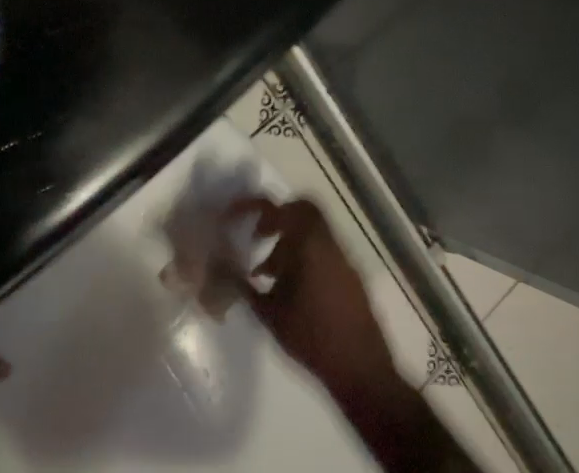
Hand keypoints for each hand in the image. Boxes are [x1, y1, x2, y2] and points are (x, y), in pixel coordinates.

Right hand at [224, 197, 398, 399]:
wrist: (362, 372)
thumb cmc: (311, 338)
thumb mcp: (268, 312)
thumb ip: (240, 285)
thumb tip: (216, 266)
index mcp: (309, 247)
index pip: (281, 208)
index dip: (254, 206)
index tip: (234, 217)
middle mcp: (330, 247)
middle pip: (303, 212)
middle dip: (277, 219)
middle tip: (257, 238)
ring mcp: (345, 263)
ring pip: (313, 234)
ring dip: (289, 243)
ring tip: (266, 274)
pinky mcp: (352, 280)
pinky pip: (324, 253)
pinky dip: (304, 258)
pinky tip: (288, 290)